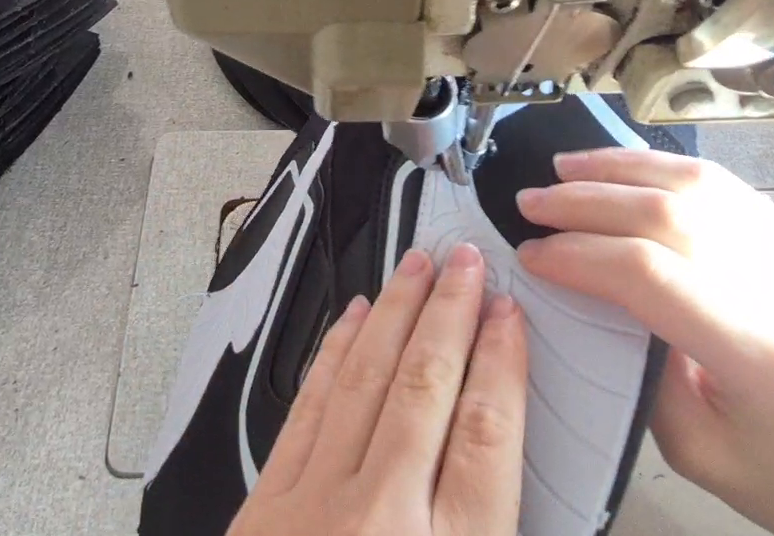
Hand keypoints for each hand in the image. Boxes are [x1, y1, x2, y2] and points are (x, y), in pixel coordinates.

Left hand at [230, 243, 528, 535]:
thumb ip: (491, 518)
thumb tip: (501, 446)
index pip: (487, 430)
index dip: (501, 359)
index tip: (507, 315)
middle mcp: (382, 519)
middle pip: (426, 385)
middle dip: (450, 311)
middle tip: (465, 263)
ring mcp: (316, 506)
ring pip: (365, 378)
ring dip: (396, 313)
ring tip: (417, 268)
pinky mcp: (266, 508)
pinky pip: (307, 408)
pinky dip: (334, 353)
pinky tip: (355, 317)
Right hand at [515, 149, 773, 535]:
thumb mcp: (697, 451)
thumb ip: (641, 367)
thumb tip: (594, 289)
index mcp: (765, 354)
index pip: (651, 274)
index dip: (580, 255)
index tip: (531, 256)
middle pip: (668, 214)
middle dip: (586, 203)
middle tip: (530, 203)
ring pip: (697, 184)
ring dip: (621, 168)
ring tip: (565, 169)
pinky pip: (724, 188)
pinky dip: (664, 168)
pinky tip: (624, 169)